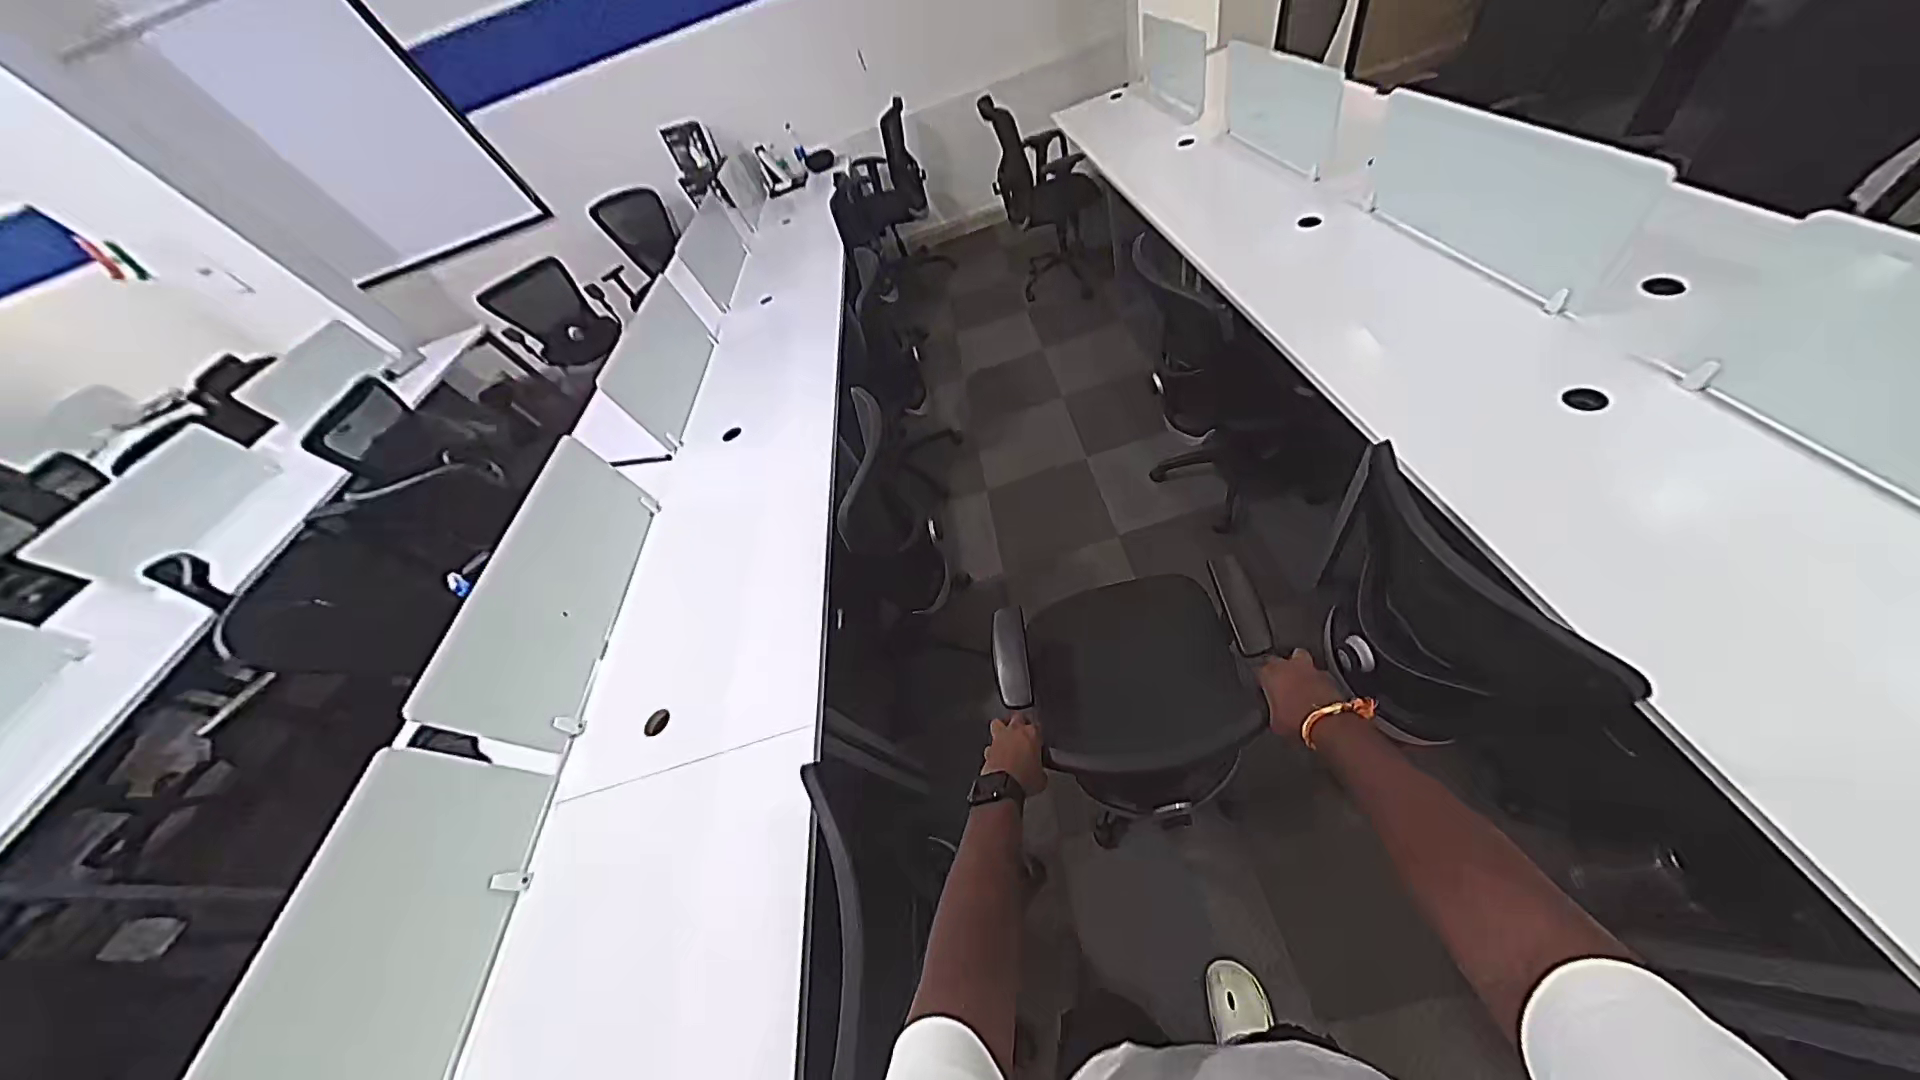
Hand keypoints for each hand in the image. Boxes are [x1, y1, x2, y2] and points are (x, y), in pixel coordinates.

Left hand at [983, 712, 1046, 796]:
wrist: (1003, 786)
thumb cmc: (1025, 778)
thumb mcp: (1041, 778)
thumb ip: (1040, 770)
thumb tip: (1039, 774)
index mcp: (1032, 734)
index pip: (1037, 725)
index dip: (1037, 733)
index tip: (1037, 739)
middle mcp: (1015, 731)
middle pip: (1017, 717)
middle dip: (1019, 722)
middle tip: (1022, 732)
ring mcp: (999, 738)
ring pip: (998, 723)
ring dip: (1001, 728)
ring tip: (1005, 737)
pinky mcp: (988, 749)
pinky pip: (990, 744)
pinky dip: (992, 749)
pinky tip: (996, 756)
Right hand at [1258, 649, 1344, 742]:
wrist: (1327, 724)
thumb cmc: (1297, 720)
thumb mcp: (1274, 722)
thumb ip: (1271, 710)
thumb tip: (1275, 714)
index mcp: (1269, 673)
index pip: (1258, 670)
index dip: (1260, 679)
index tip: (1262, 688)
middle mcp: (1288, 666)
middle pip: (1278, 658)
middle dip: (1278, 667)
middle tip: (1279, 682)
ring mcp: (1309, 668)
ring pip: (1300, 657)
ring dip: (1298, 667)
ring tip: (1298, 681)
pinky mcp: (1328, 676)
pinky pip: (1318, 673)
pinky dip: (1316, 680)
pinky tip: (1315, 691)